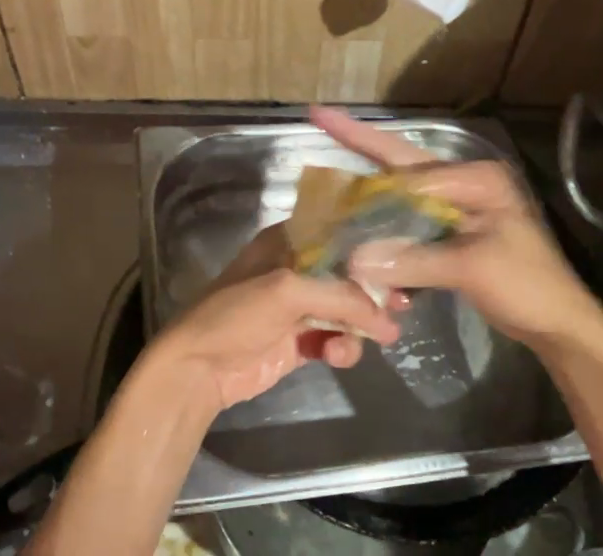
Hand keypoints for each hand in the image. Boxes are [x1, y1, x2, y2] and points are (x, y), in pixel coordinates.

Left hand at [149, 226, 401, 409]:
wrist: (199, 369)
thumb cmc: (235, 315)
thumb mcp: (286, 291)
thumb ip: (339, 296)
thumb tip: (387, 318)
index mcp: (284, 243)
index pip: (334, 233)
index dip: (366, 244)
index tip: (400, 256)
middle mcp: (294, 269)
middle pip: (346, 274)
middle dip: (373, 289)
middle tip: (403, 302)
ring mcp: (298, 308)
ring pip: (347, 309)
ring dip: (363, 324)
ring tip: (380, 337)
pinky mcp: (301, 342)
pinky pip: (337, 339)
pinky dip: (344, 347)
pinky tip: (336, 357)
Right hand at [310, 107, 602, 353]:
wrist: (560, 327)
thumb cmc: (527, 286)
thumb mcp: (472, 268)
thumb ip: (413, 259)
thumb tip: (353, 260)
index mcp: (476, 179)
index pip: (411, 172)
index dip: (368, 167)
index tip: (329, 142)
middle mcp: (465, 183)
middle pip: (402, 162)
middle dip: (360, 141)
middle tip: (320, 116)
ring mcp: (458, 207)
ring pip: (400, 193)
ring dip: (366, 190)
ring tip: (325, 168)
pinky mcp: (452, 234)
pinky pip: (407, 224)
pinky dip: (383, 229)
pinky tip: (355, 228)